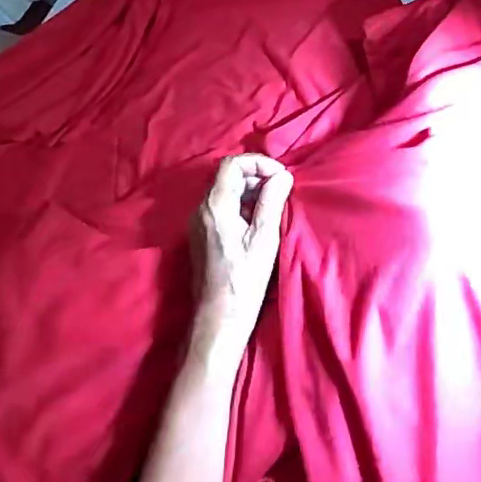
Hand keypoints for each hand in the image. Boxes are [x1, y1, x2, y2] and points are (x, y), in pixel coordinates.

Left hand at [189, 154, 291, 365]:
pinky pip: (221, 206)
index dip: (258, 163)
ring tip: (273, 206)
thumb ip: (272, 202)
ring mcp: (198, 222)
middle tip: (281, 190)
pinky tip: (258, 222)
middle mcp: (201, 208)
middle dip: (256, 176)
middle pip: (228, 175)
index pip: (232, 164)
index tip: (281, 177)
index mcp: (215, 205)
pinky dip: (241, 205)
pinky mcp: (201, 234)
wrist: (218, 318)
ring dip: (250, 191)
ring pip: (225, 190)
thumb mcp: (264, 239)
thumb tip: (282, 176)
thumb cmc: (244, 280)